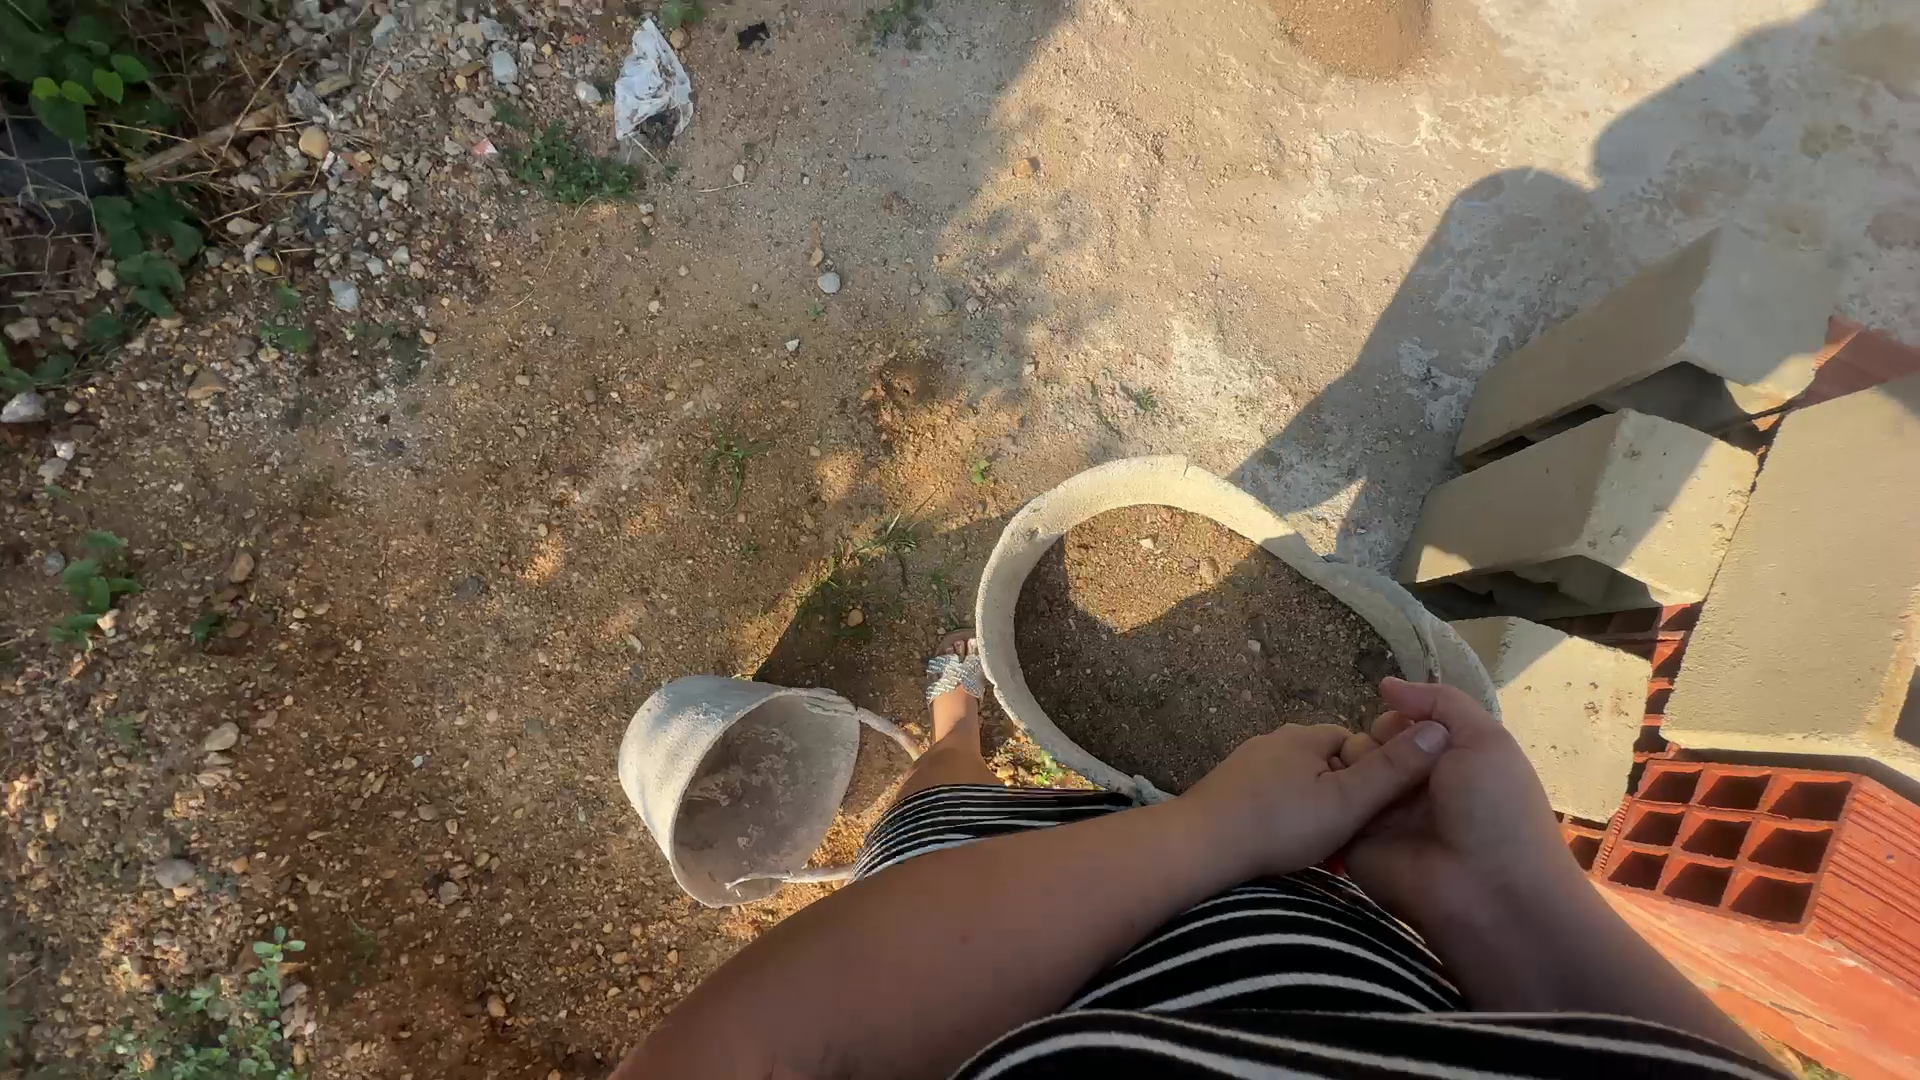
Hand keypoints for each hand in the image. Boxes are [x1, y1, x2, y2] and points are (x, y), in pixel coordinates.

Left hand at [1179, 717, 1450, 879]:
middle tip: (1353, 840)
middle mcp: (1274, 739)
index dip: (1374, 777)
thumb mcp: (1347, 801)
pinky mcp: (1230, 787)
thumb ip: (1392, 771)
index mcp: (1305, 735)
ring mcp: (1248, 762)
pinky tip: (1289, 848)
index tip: (1376, 814)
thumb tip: (1437, 731)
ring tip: (1325, 853)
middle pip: (1328, 766)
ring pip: (1301, 786)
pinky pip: (1274, 800)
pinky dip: (1288, 820)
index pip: (1357, 743)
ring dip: (1318, 815)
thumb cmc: (1282, 823)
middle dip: (1345, 800)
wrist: (1204, 842)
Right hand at [1338, 678, 1587, 927]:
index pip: (1400, 723)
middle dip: (1378, 742)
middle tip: (1395, 763)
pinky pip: (1329, 797)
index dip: (1401, 721)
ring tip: (1372, 783)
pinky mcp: (1351, 832)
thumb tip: (1384, 684)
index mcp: (1444, 762)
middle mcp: (1409, 783)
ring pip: (1347, 763)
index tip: (1411, 733)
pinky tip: (1340, 789)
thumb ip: (1440, 702)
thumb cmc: (1495, 811)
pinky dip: (1331, 788)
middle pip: (1371, 739)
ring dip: (1357, 764)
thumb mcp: (1486, 742)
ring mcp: (1379, 809)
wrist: (1485, 891)